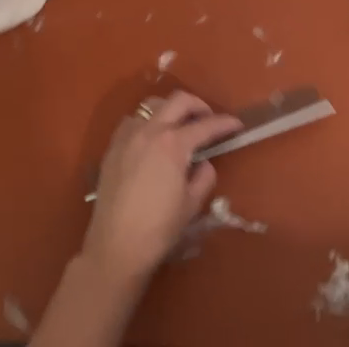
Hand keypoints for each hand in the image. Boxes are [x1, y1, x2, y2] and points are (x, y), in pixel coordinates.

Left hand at [81, 91, 242, 284]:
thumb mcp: (191, 205)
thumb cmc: (159, 229)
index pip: (205, 126)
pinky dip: (146, 122)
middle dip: (198, 105)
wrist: (115, 247)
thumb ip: (203, 177)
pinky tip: (151, 140)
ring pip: (152, 105)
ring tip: (179, 126)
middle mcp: (150, 130)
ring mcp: (128, 136)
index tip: (236, 125)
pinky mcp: (112, 147)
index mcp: (173, 144)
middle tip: (208, 119)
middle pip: (178, 101)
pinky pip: (132, 121)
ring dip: (170, 110)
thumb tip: (203, 163)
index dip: (225, 123)